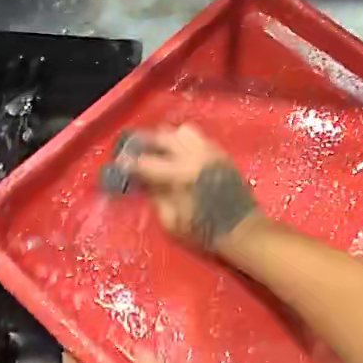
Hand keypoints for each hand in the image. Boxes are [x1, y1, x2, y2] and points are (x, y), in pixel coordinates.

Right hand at [121, 124, 260, 249]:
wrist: (243, 228)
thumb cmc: (206, 232)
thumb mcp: (172, 221)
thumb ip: (156, 197)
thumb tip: (144, 180)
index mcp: (181, 174)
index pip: (147, 162)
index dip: (128, 162)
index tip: (118, 163)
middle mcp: (196, 156)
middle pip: (164, 136)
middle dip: (146, 142)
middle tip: (135, 150)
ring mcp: (211, 151)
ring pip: (183, 131)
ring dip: (168, 138)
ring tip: (159, 150)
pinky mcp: (222, 153)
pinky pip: (199, 137)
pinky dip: (185, 141)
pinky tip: (179, 154)